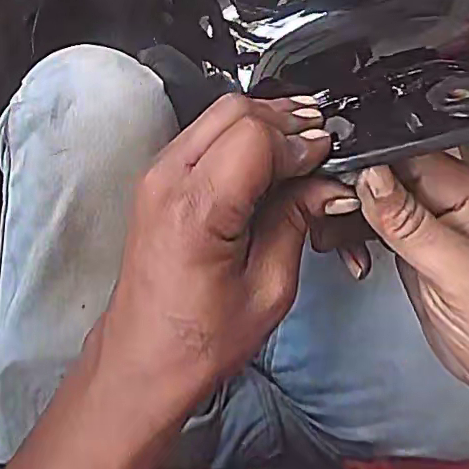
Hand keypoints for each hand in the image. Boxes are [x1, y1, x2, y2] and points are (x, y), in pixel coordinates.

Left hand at [94, 94, 346, 414]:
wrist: (141, 358)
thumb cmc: (194, 340)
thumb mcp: (269, 287)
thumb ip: (298, 220)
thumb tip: (327, 183)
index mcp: (194, 210)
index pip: (255, 136)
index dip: (298, 140)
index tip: (324, 156)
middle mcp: (167, 181)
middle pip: (237, 110)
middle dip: (286, 119)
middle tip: (319, 144)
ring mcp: (157, 173)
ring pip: (221, 111)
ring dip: (266, 120)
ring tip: (299, 146)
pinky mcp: (159, 176)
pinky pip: (207, 129)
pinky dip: (243, 131)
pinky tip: (268, 154)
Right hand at [356, 155, 468, 411]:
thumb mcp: (463, 275)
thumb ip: (412, 223)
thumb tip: (370, 173)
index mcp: (464, 188)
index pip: (400, 151)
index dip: (363, 161)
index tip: (332, 183)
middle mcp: (445, 197)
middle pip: (382, 170)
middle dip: (347, 188)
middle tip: (325, 216)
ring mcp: (428, 223)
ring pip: (372, 197)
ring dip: (345, 214)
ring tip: (334, 243)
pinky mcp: (415, 248)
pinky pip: (375, 226)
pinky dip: (354, 237)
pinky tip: (353, 258)